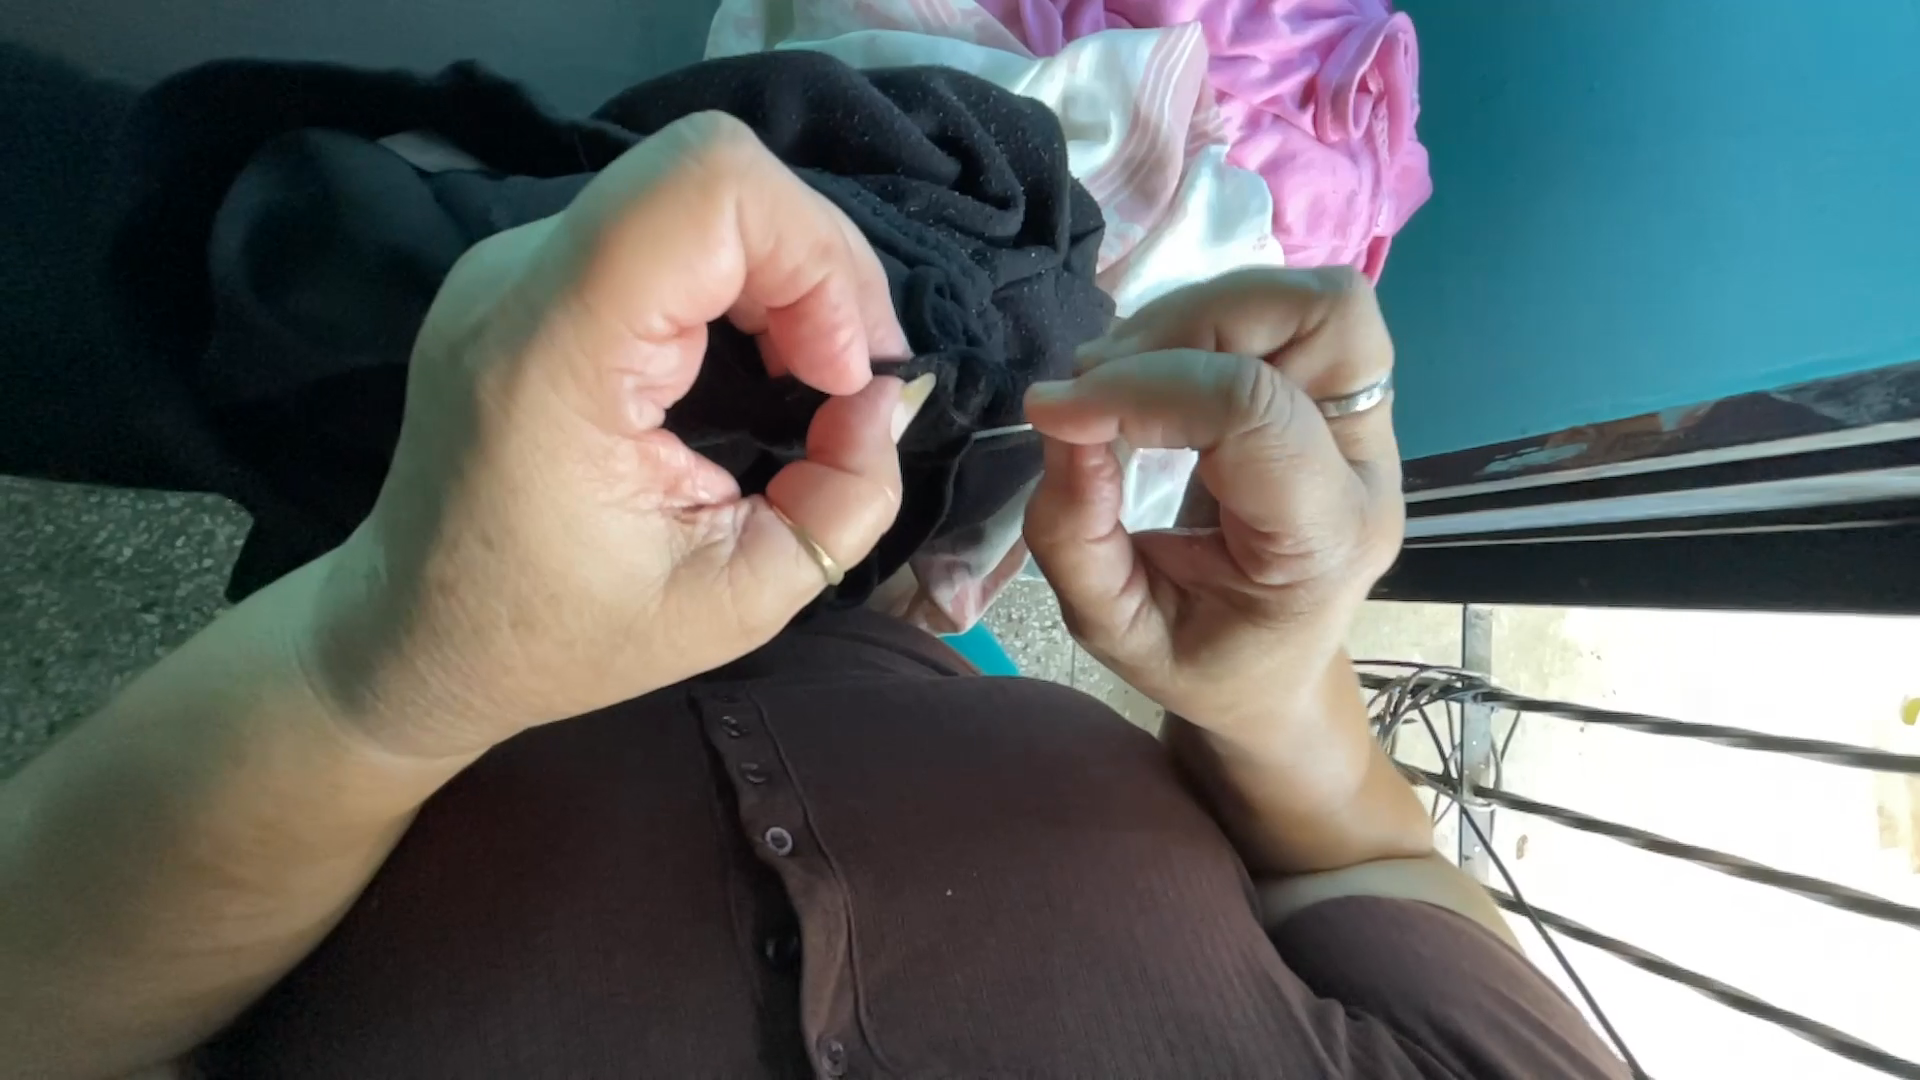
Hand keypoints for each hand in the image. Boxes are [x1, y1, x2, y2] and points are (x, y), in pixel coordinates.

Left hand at [302, 113, 915, 759]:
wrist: (413, 629)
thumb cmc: (563, 636)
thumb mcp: (738, 607)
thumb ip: (844, 507)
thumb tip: (884, 403)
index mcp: (554, 355)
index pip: (707, 190)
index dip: (818, 263)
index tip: (845, 375)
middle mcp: (527, 277)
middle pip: (721, 178)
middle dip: (828, 273)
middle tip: (855, 381)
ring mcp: (528, 265)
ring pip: (711, 195)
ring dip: (802, 277)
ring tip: (822, 373)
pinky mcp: (548, 277)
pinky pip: (687, 231)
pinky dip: (763, 283)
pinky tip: (774, 356)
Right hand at [1022, 267, 1403, 751]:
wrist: (1271, 674)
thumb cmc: (1201, 662)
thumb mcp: (1114, 631)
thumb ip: (1075, 540)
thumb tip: (1062, 425)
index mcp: (1321, 539)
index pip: (1251, 410)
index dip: (1140, 390)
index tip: (1053, 410)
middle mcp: (1364, 466)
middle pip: (1318, 314)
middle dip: (1187, 325)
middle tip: (1099, 380)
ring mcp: (1363, 426)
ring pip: (1308, 300)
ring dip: (1194, 317)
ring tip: (1119, 376)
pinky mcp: (1337, 401)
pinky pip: (1285, 317)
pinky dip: (1205, 322)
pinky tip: (1154, 372)